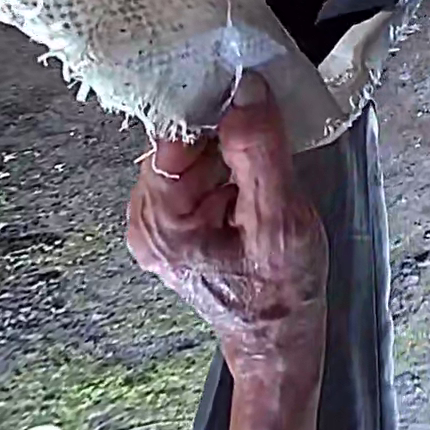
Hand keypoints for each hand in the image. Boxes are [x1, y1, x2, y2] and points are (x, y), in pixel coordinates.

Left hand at [125, 72, 327, 382]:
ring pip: (194, 147)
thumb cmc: (282, 293)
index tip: (245, 92)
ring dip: (231, 142)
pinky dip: (230, 157)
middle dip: (225, 128)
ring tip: (264, 164)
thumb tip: (246, 89)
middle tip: (266, 136)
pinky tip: (254, 175)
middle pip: (180, 138)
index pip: (172, 135)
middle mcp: (147, 217)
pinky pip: (201, 164)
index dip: (209, 108)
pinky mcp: (179, 215)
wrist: (281, 340)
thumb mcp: (281, 219)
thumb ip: (260, 152)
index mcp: (160, 223)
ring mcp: (161, 217)